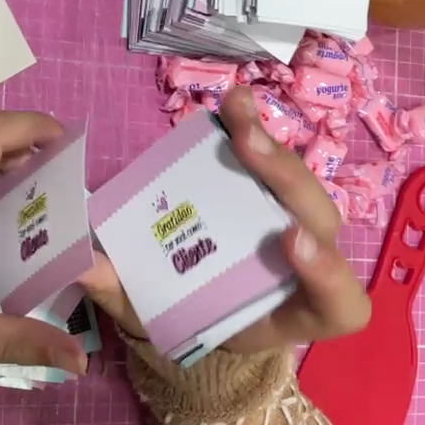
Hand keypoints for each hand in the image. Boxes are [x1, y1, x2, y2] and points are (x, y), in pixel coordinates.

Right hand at [78, 86, 369, 354]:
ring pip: (300, 185)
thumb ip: (125, 296)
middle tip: (245, 148)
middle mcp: (306, 265)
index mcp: (294, 313)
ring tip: (235, 112)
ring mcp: (291, 224)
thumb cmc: (185, 320)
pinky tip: (231, 104)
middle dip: (287, 183)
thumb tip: (85, 264)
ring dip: (269, 147)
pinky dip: (253, 131)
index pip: (339, 305)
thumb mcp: (154, 319)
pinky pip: (272, 162)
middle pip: (320, 222)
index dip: (326, 274)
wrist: (195, 302)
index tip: (289, 241)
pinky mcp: (269, 195)